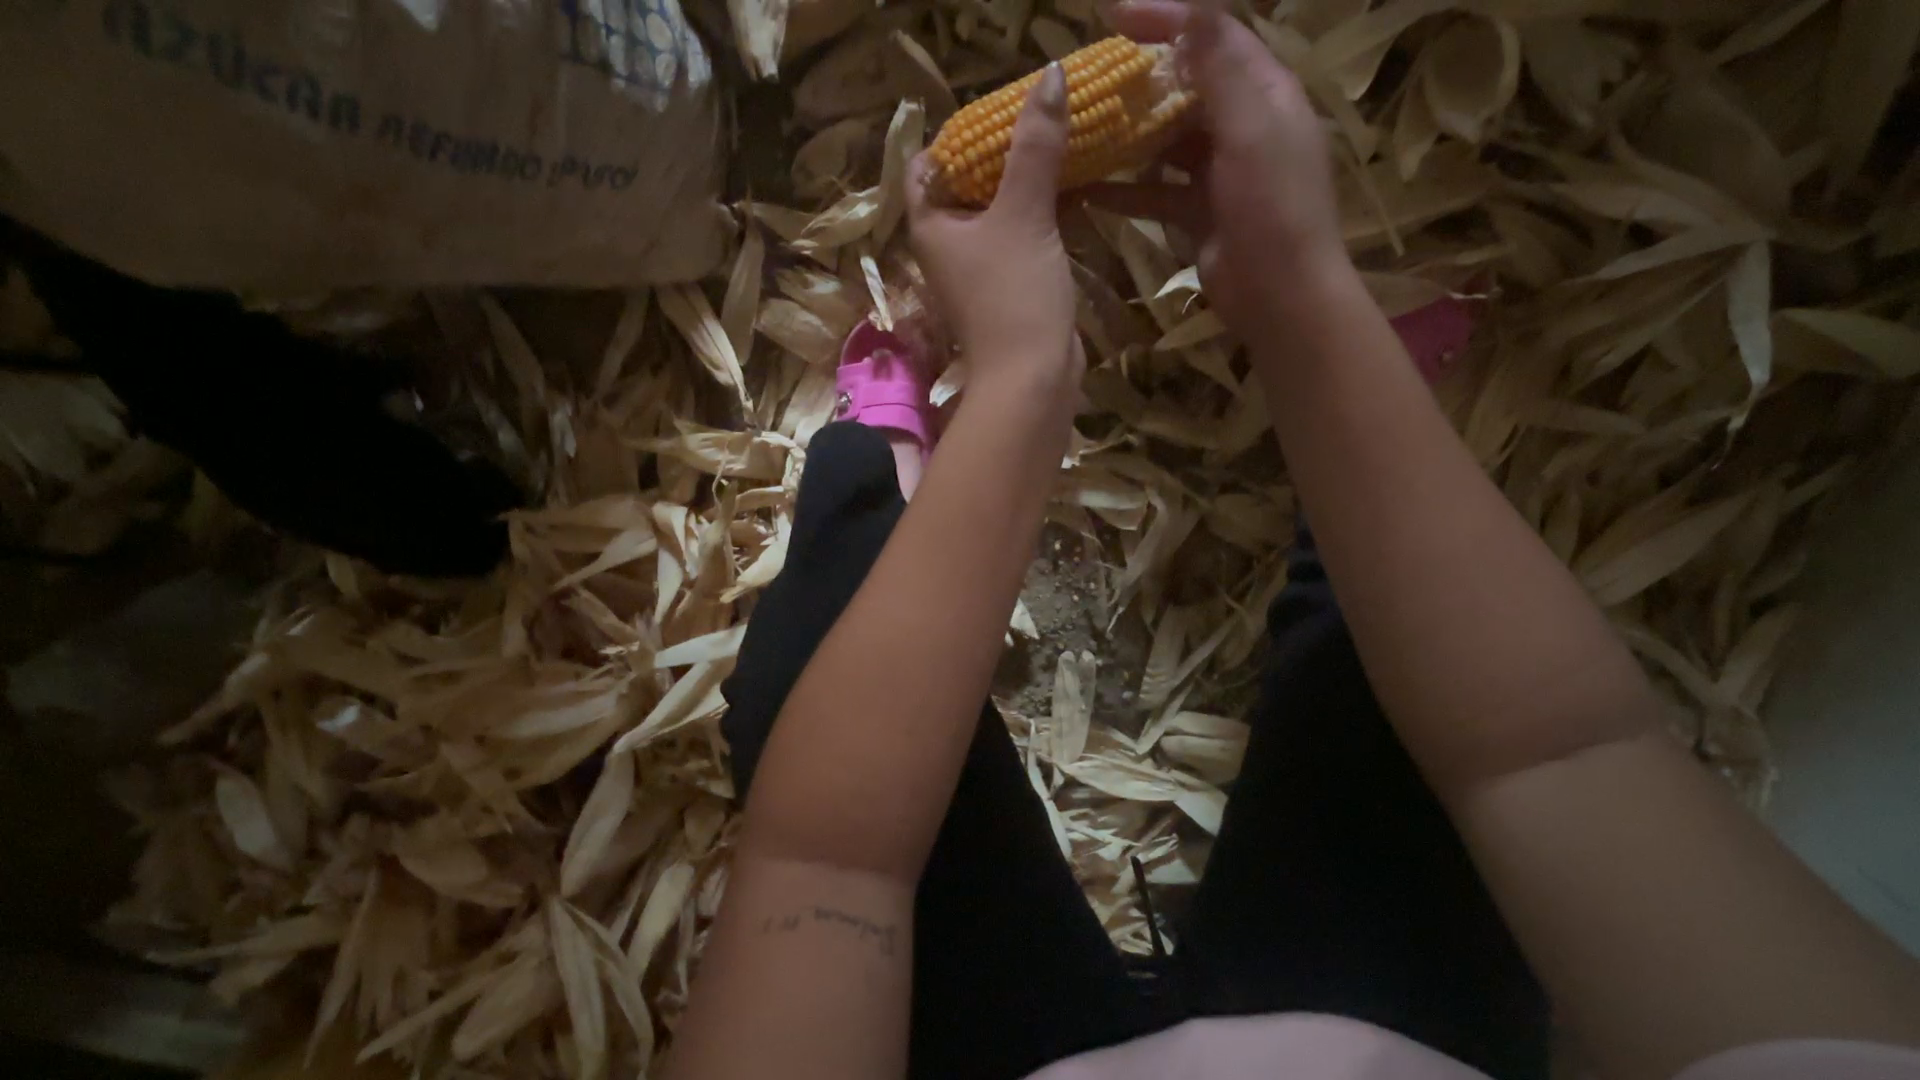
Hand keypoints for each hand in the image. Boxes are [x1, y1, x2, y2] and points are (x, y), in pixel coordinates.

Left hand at [907, 64, 1084, 399]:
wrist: (1032, 380)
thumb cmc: (1013, 296)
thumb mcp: (1023, 214)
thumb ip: (1035, 147)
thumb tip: (1049, 76)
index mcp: (932, 225)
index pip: (928, 164)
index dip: (957, 134)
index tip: (999, 111)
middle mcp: (948, 245)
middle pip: (969, 184)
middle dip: (1002, 151)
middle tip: (1042, 118)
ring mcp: (980, 269)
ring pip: (1000, 210)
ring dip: (1028, 181)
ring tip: (1064, 142)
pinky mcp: (1010, 286)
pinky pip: (1023, 236)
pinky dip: (1043, 212)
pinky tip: (1076, 189)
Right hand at [1090, 1, 1354, 338]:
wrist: (1281, 296)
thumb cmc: (1272, 208)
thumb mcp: (1250, 129)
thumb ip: (1221, 69)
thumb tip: (1191, 8)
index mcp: (1265, 93)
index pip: (1214, 35)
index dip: (1168, 17)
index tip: (1113, 14)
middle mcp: (1243, 125)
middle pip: (1187, 85)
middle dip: (1141, 78)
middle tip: (1090, 74)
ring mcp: (1220, 172)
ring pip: (1167, 139)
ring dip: (1129, 133)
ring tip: (1082, 124)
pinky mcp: (1200, 212)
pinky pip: (1156, 190)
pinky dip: (1125, 189)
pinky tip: (1087, 187)